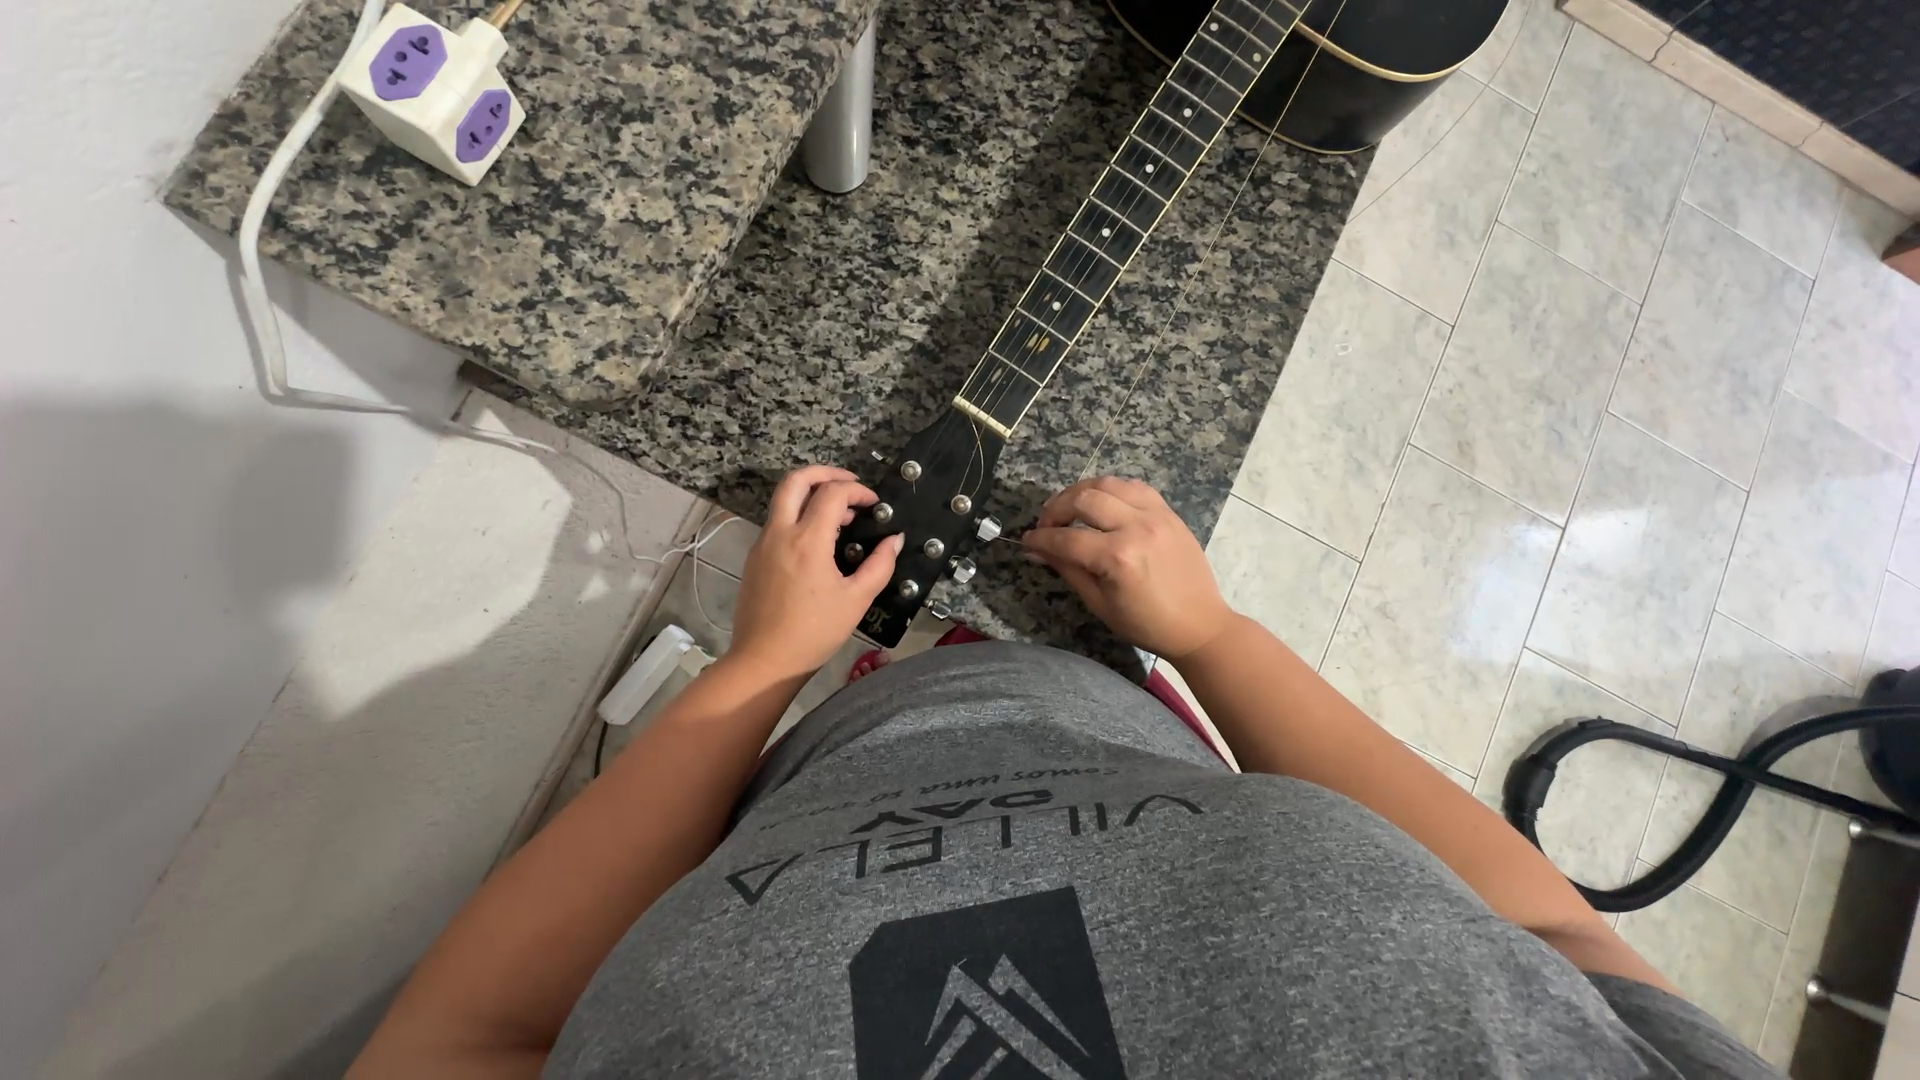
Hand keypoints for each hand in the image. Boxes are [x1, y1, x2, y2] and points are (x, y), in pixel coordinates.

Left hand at [728, 465, 903, 681]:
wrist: (764, 660)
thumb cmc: (814, 633)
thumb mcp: (857, 600)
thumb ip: (880, 565)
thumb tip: (894, 540)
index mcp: (807, 540)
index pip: (832, 493)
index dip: (857, 490)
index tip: (874, 504)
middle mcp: (780, 533)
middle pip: (795, 480)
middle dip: (824, 473)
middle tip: (850, 484)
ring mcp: (762, 544)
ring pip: (782, 500)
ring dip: (811, 496)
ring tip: (839, 516)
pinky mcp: (755, 558)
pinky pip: (777, 523)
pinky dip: (799, 516)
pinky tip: (819, 541)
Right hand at [1022, 477, 1235, 659]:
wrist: (1199, 624)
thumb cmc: (1146, 623)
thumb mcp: (1099, 603)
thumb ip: (1067, 569)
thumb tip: (1035, 550)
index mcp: (1118, 558)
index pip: (1066, 538)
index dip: (1040, 539)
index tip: (1027, 541)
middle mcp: (1137, 527)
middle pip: (1084, 499)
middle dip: (1056, 508)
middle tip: (1046, 525)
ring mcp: (1156, 515)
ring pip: (1108, 483)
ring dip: (1081, 492)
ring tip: (1070, 509)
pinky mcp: (1168, 512)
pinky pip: (1133, 486)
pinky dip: (1111, 490)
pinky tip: (1101, 504)